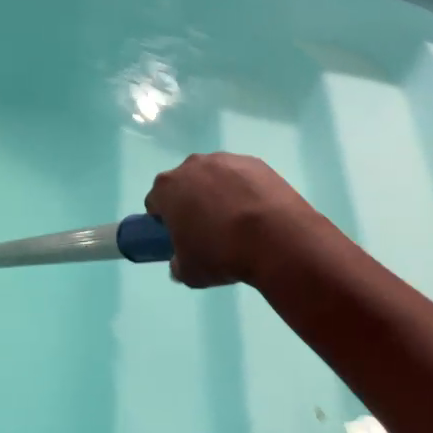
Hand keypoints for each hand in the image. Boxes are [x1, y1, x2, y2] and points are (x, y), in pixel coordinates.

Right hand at [145, 152, 332, 287]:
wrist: (276, 238)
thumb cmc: (222, 254)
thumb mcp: (189, 272)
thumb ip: (177, 264)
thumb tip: (180, 262)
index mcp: (168, 188)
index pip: (155, 201)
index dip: (163, 219)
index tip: (177, 235)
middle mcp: (192, 165)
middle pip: (185, 184)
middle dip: (191, 202)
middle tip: (207, 230)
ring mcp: (225, 160)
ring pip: (214, 177)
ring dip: (219, 193)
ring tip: (238, 222)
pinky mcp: (255, 162)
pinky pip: (241, 177)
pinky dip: (244, 190)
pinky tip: (257, 212)